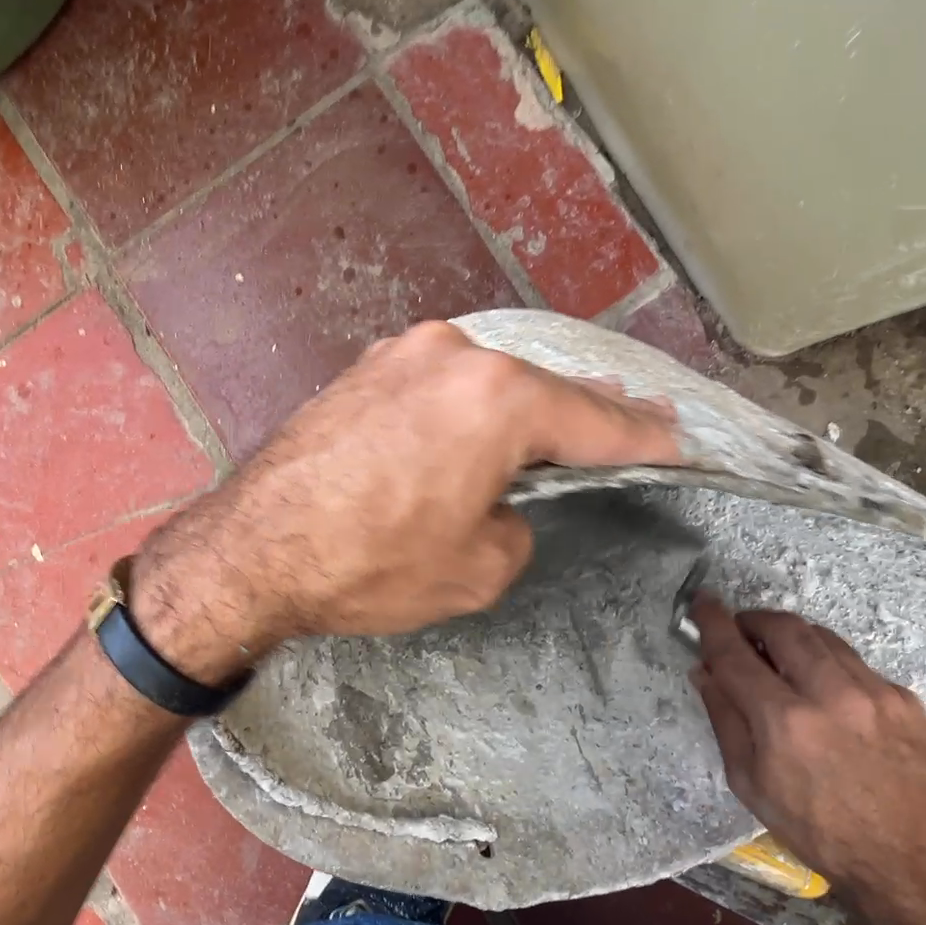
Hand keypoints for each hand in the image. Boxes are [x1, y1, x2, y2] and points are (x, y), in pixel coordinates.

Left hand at [131, 320, 679, 680]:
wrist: (249, 550)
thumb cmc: (367, 563)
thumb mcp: (475, 569)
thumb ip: (515, 525)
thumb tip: (497, 502)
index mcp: (498, 398)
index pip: (595, 421)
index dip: (643, 439)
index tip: (676, 443)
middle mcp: (454, 355)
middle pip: (541, 389)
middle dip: (586, 414)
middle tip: (636, 422)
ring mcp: (401, 354)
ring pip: (486, 382)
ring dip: (520, 409)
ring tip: (555, 427)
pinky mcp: (363, 371)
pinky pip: (437, 387)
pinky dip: (465, 408)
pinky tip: (474, 428)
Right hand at [690, 596, 925, 897]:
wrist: (914, 863)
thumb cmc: (818, 830)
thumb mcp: (750, 783)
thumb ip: (726, 720)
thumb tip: (705, 672)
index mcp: (785, 721)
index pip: (736, 654)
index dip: (713, 623)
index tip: (702, 601)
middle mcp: (832, 695)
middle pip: (785, 627)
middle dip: (755, 619)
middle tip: (742, 630)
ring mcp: (877, 694)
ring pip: (824, 638)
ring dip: (793, 636)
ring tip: (780, 654)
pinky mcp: (908, 702)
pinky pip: (859, 665)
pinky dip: (830, 665)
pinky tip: (827, 691)